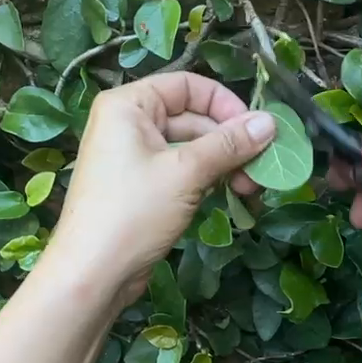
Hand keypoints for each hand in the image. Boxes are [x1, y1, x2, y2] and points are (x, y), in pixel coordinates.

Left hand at [43, 73, 274, 301]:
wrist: (91, 276)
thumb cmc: (133, 211)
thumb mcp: (186, 172)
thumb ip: (229, 144)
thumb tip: (271, 122)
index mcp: (129, 105)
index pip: (187, 85)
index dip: (224, 103)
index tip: (256, 129)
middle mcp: (129, 123)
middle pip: (193, 118)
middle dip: (230, 142)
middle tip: (263, 169)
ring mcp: (135, 157)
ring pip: (192, 147)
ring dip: (225, 164)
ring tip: (251, 189)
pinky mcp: (143, 187)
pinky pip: (183, 171)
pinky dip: (209, 180)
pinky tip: (233, 196)